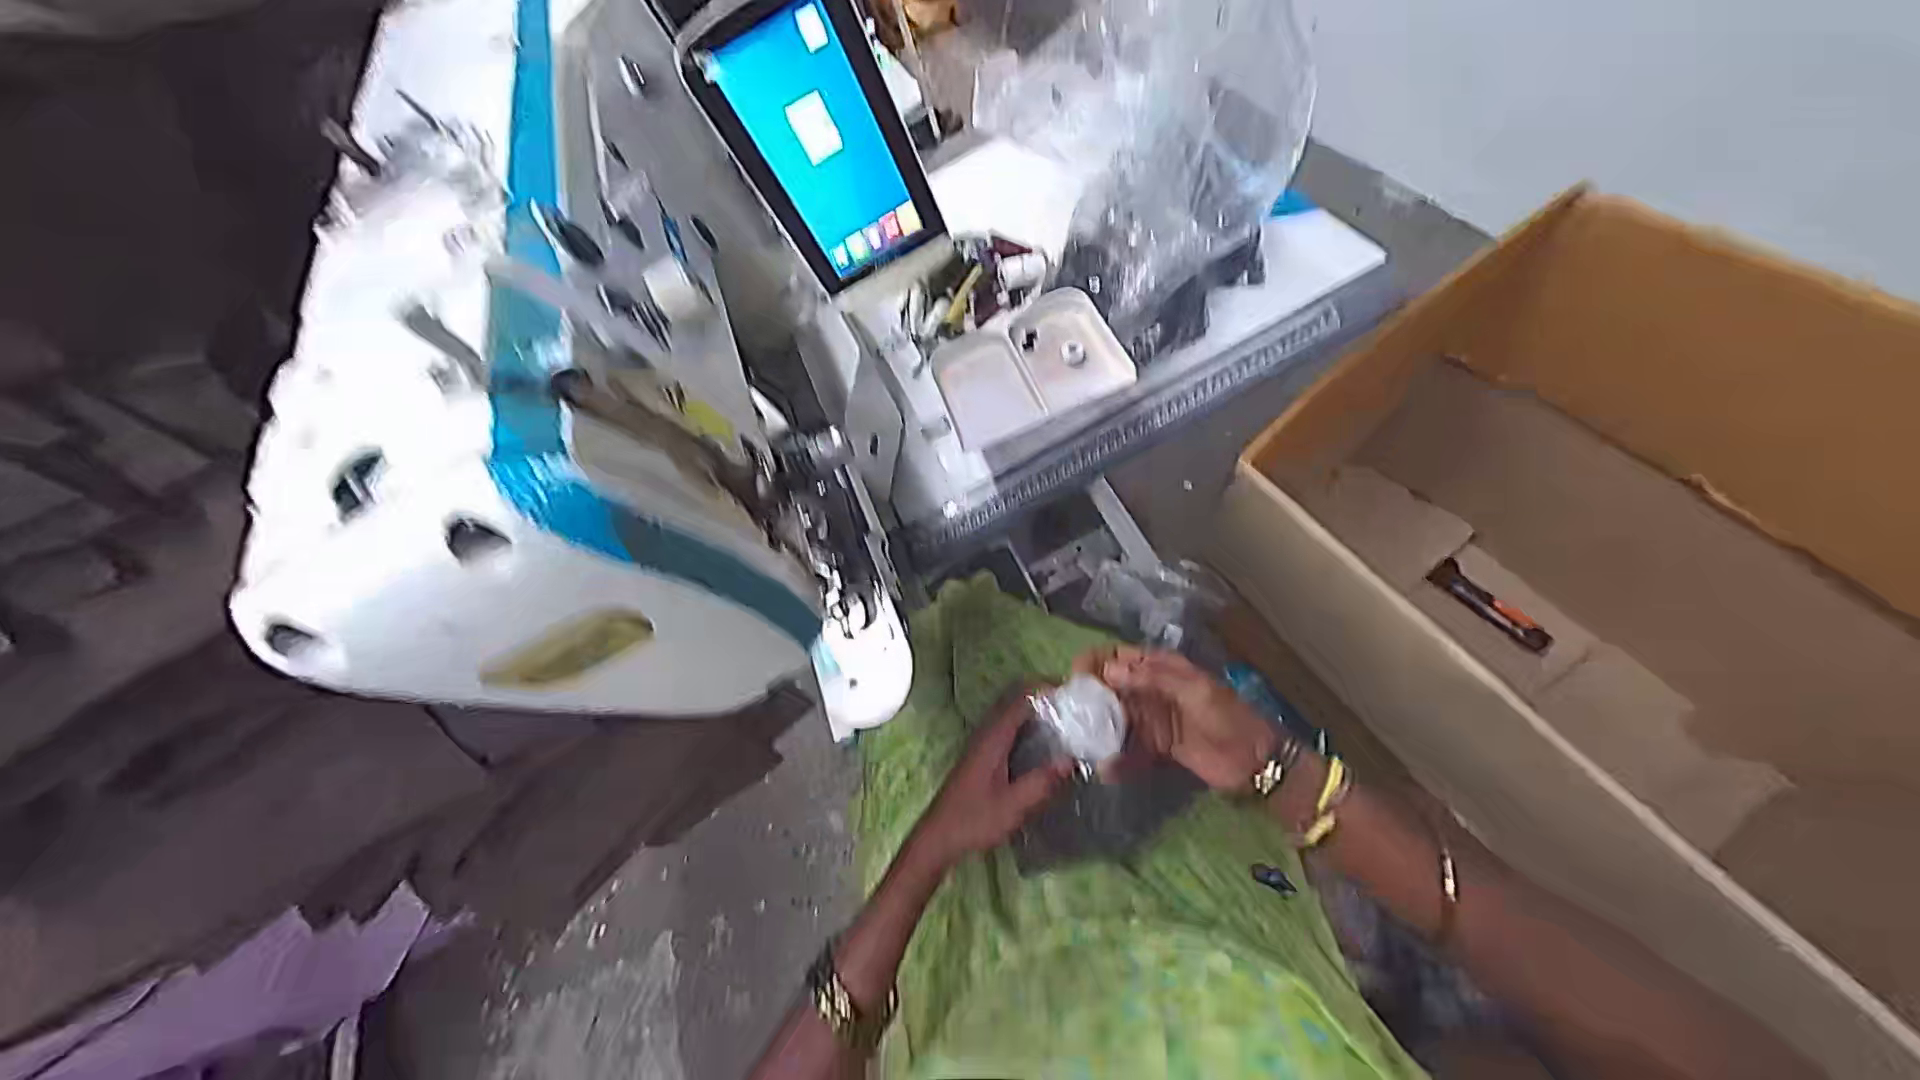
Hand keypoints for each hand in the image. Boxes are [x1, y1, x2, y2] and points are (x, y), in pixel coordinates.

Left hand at [907, 685, 1070, 868]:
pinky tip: (1046, 744)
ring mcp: (983, 743)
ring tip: (1067, 722)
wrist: (939, 836)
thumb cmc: (973, 820)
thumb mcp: (1012, 806)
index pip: (1021, 698)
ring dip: (1037, 713)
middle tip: (1075, 707)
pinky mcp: (984, 755)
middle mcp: (987, 733)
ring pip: (1013, 715)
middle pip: (1017, 701)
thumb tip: (1073, 760)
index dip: (1046, 690)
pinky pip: (1010, 729)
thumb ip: (1041, 782)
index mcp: (993, 738)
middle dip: (1045, 698)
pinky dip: (1029, 727)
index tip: (1072, 694)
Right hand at [1083, 647, 1278, 792]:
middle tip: (1071, 715)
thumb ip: (1152, 678)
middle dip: (1088, 697)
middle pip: (1108, 686)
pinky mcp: (1154, 745)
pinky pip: (1127, 747)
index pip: (1117, 655)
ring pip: (1113, 717)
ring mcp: (1151, 718)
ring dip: (1097, 728)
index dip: (1094, 661)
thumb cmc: (1228, 717)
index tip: (1076, 678)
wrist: (1255, 762)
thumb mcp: (1194, 691)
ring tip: (1081, 744)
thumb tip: (1109, 670)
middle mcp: (1149, 689)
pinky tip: (1107, 769)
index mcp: (1160, 667)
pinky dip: (1116, 758)